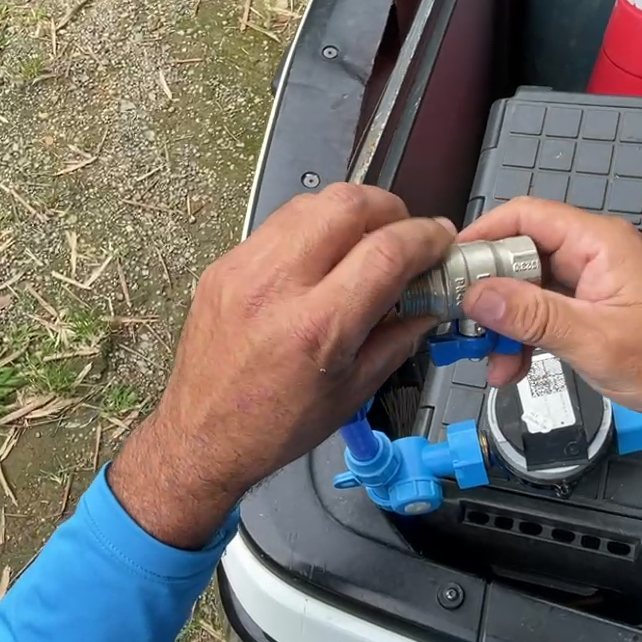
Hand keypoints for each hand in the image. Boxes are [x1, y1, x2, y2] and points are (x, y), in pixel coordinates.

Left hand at [110, 185, 454, 546]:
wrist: (201, 438)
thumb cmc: (272, 427)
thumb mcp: (352, 392)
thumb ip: (397, 339)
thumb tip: (428, 304)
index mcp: (317, 328)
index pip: (385, 252)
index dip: (425, 238)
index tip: (439, 241)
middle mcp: (276, 288)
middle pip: (347, 204)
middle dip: (391, 209)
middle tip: (404, 234)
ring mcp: (243, 270)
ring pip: (310, 202)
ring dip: (351, 212)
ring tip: (364, 242)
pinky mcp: (223, 266)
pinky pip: (278, 224)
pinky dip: (312, 228)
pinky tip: (322, 257)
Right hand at [458, 198, 641, 485]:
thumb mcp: (595, 341)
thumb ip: (532, 315)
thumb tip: (476, 295)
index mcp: (599, 243)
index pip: (526, 216)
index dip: (482, 235)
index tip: (448, 266)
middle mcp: (593, 253)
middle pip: (522, 254)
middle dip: (489, 291)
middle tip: (459, 322)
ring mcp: (593, 280)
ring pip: (529, 288)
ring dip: (506, 323)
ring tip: (492, 362)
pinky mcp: (593, 306)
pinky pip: (546, 311)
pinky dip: (526, 336)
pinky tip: (512, 367)